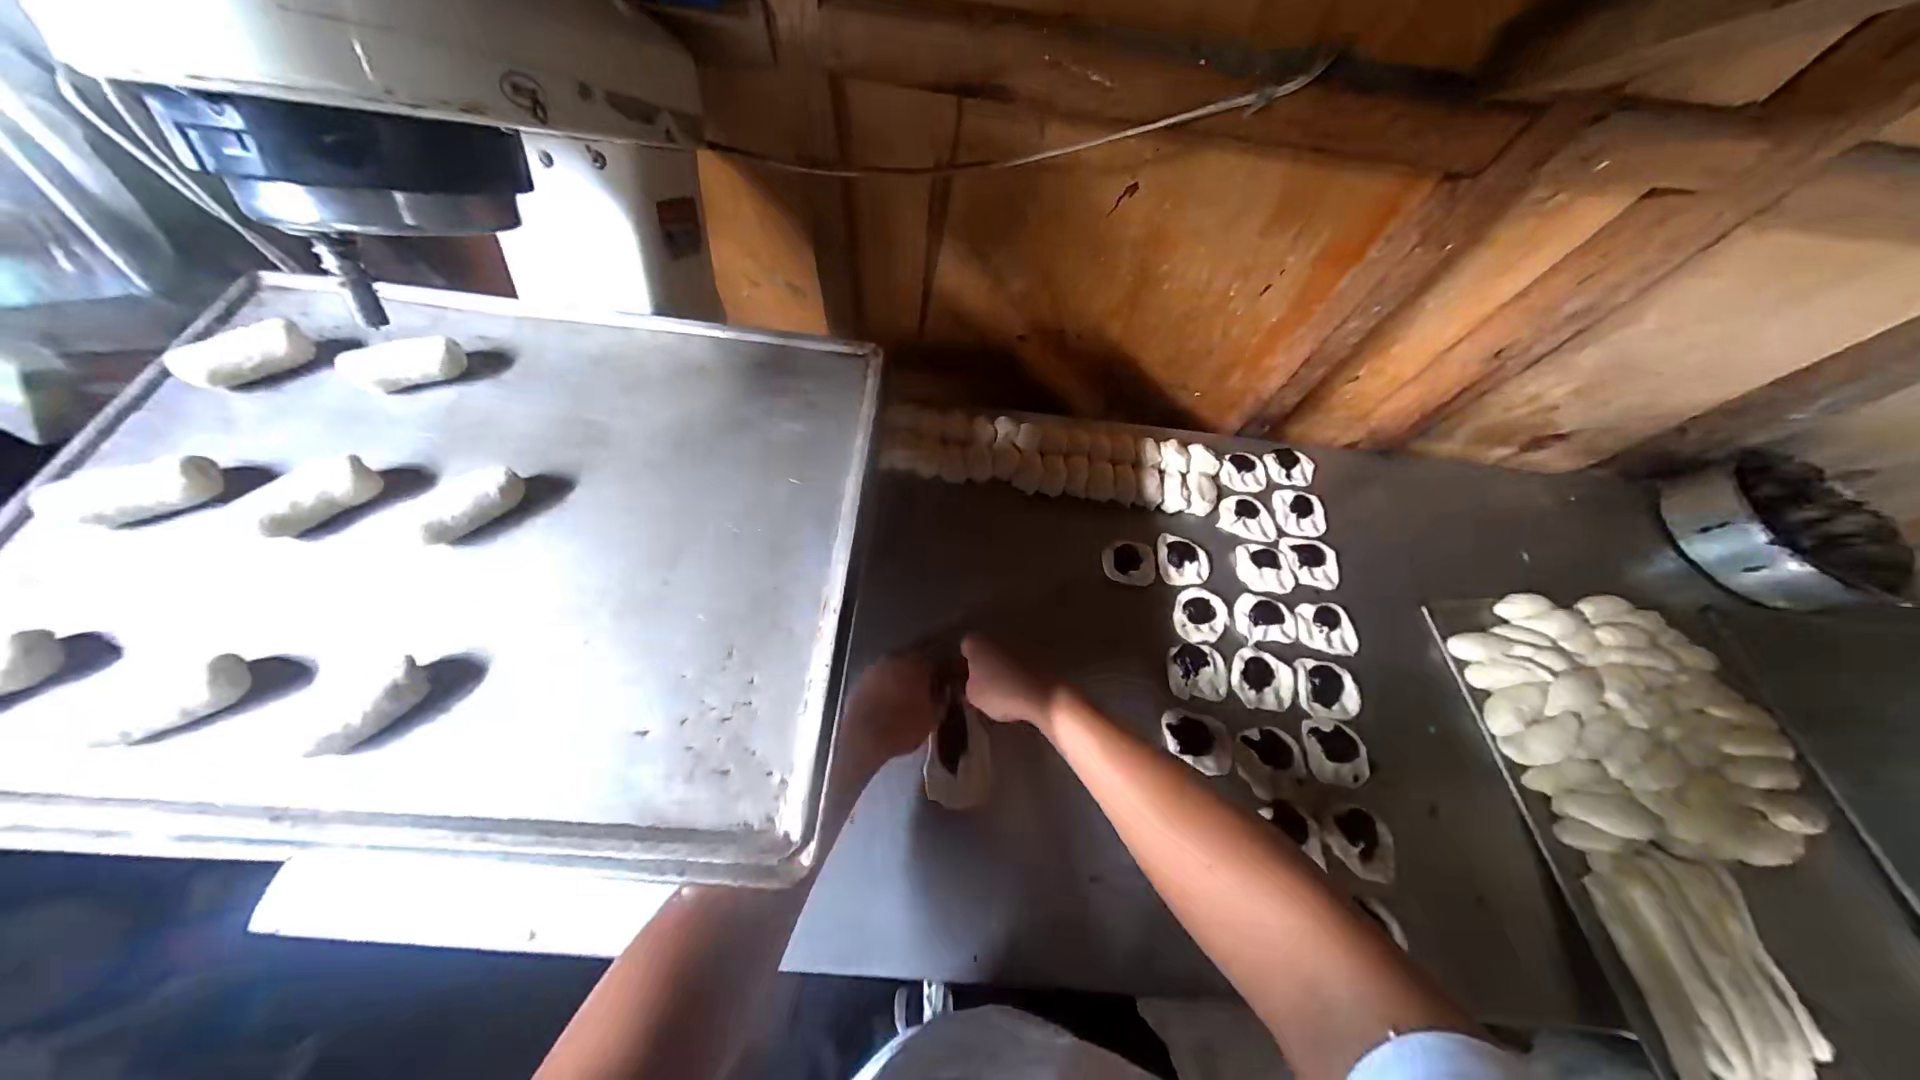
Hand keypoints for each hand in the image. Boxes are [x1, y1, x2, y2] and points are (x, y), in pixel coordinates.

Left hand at [839, 651, 941, 774]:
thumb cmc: (903, 728)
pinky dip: (887, 686)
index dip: (944, 670)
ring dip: (903, 678)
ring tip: (908, 696)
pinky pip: (880, 679)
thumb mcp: (932, 717)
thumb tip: (945, 689)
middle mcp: (894, 659)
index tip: (948, 681)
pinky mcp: (860, 681)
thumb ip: (942, 698)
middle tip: (929, 688)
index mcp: (916, 664)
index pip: (936, 659)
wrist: (863, 740)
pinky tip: (890, 701)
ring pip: (895, 669)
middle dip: (922, 672)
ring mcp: (874, 668)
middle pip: (914, 661)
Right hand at [961, 634, 1060, 728]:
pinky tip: (1023, 690)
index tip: (968, 682)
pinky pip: (1023, 663)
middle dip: (985, 665)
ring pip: (1005, 655)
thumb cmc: (1000, 692)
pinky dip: (1021, 672)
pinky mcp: (1040, 652)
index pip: (964, 649)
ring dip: (1004, 668)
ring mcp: (1020, 641)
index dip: (964, 666)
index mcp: (976, 641)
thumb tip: (975, 683)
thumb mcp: (973, 696)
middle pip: (986, 649)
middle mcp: (997, 635)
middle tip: (986, 687)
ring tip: (1007, 691)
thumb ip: (968, 686)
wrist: (1044, 694)